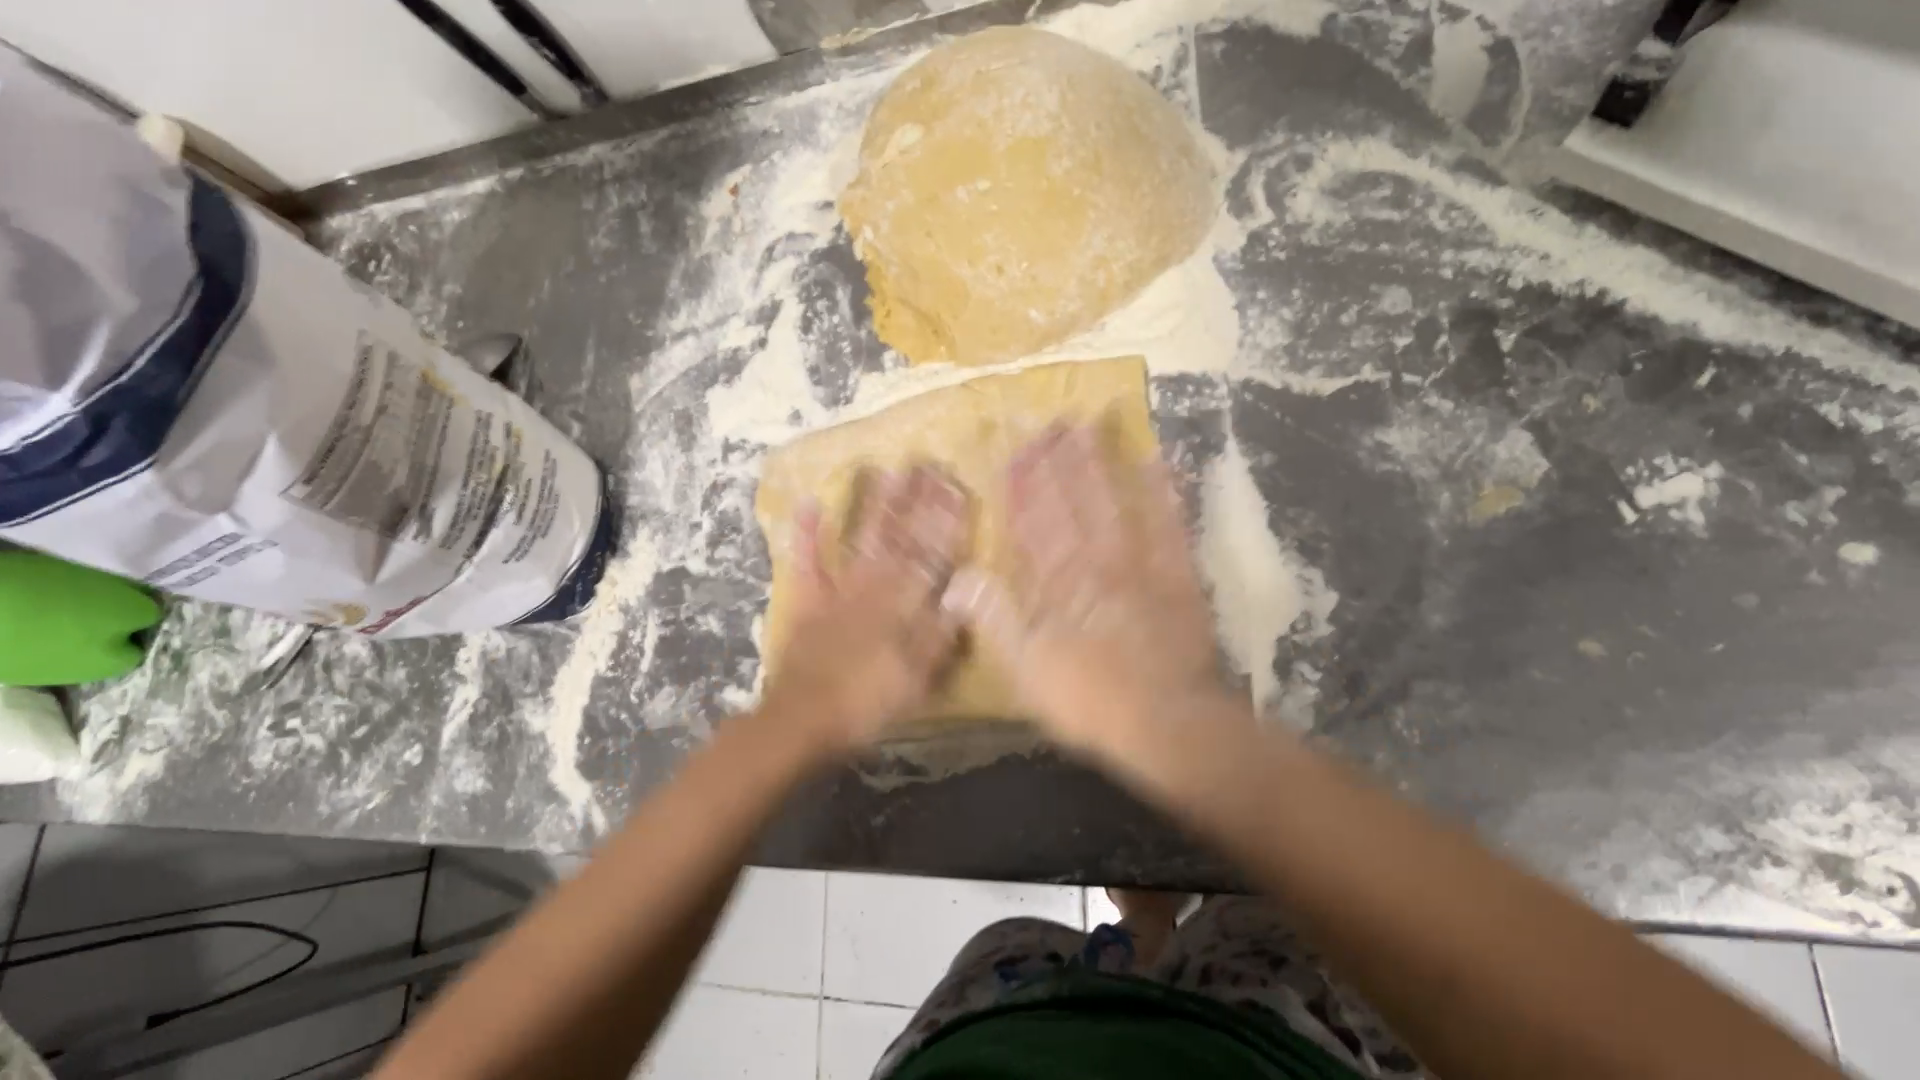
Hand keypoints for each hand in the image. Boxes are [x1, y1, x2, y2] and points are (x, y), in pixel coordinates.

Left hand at [761, 465, 968, 750]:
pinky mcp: (809, 601)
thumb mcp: (917, 678)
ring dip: (873, 506)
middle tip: (927, 465)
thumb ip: (940, 633)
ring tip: (884, 470)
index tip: (957, 487)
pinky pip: (808, 562)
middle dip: (916, 502)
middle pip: (900, 539)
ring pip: (861, 541)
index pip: (932, 555)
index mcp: (904, 606)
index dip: (947, 522)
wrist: (803, 718)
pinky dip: (807, 533)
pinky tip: (809, 502)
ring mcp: (838, 591)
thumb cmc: (868, 704)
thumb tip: (966, 593)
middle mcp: (874, 588)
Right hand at [943, 426, 1239, 765]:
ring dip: (1099, 466)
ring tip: (1089, 426)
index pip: (1030, 527)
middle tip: (1050, 420)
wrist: (1164, 722)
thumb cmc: (1088, 700)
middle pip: (1070, 506)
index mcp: (1053, 588)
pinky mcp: (1177, 577)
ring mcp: (1137, 567)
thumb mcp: (1025, 669)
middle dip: (1057, 463)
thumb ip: (993, 620)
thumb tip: (955, 579)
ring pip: (1113, 505)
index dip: (1021, 487)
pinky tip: (1157, 461)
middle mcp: (1092, 565)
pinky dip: (1163, 493)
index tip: (1013, 450)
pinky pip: (1169, 527)